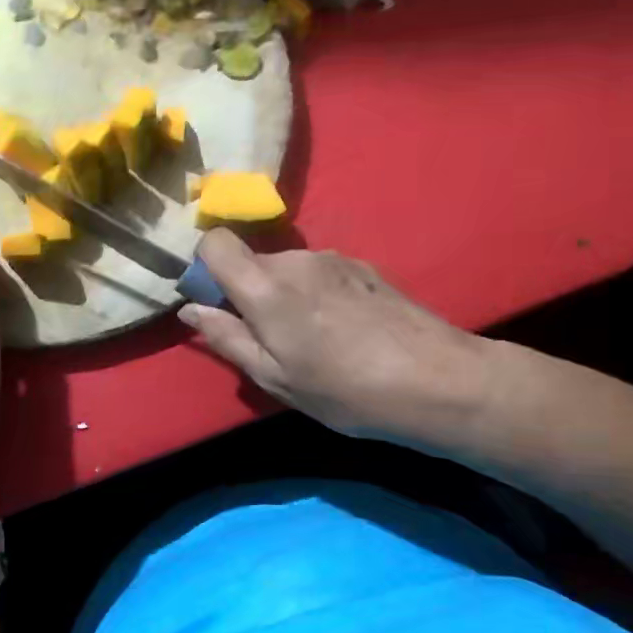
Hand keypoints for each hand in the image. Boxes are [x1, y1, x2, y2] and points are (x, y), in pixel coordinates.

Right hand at [178, 229, 493, 440]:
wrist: (443, 382)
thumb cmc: (346, 389)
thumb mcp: (273, 377)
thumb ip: (226, 338)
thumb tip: (190, 310)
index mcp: (265, 287)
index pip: (215, 242)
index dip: (205, 265)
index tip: (214, 302)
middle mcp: (295, 260)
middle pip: (250, 260)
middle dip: (245, 290)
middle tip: (266, 336)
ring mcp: (333, 259)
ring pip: (284, 268)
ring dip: (281, 294)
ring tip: (310, 338)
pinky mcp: (363, 266)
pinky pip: (316, 272)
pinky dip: (312, 293)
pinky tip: (341, 329)